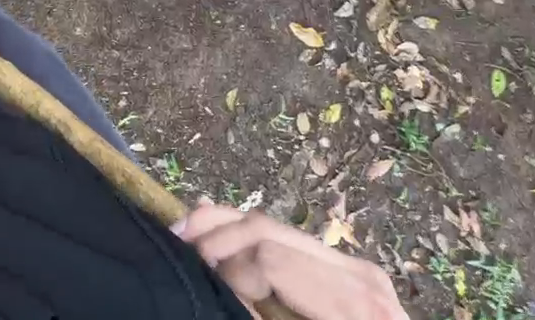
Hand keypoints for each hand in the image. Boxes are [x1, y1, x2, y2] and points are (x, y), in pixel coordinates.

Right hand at [172, 203, 407, 319]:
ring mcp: (350, 264)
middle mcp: (356, 272)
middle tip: (178, 252)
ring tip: (183, 237)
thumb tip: (221, 287)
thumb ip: (261, 315)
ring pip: (267, 223)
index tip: (209, 293)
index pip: (271, 259)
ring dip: (218, 225)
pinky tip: (207, 234)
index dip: (230, 272)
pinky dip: (239, 230)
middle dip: (214, 237)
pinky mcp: (341, 265)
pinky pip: (281, 234)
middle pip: (264, 230)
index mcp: (355, 305)